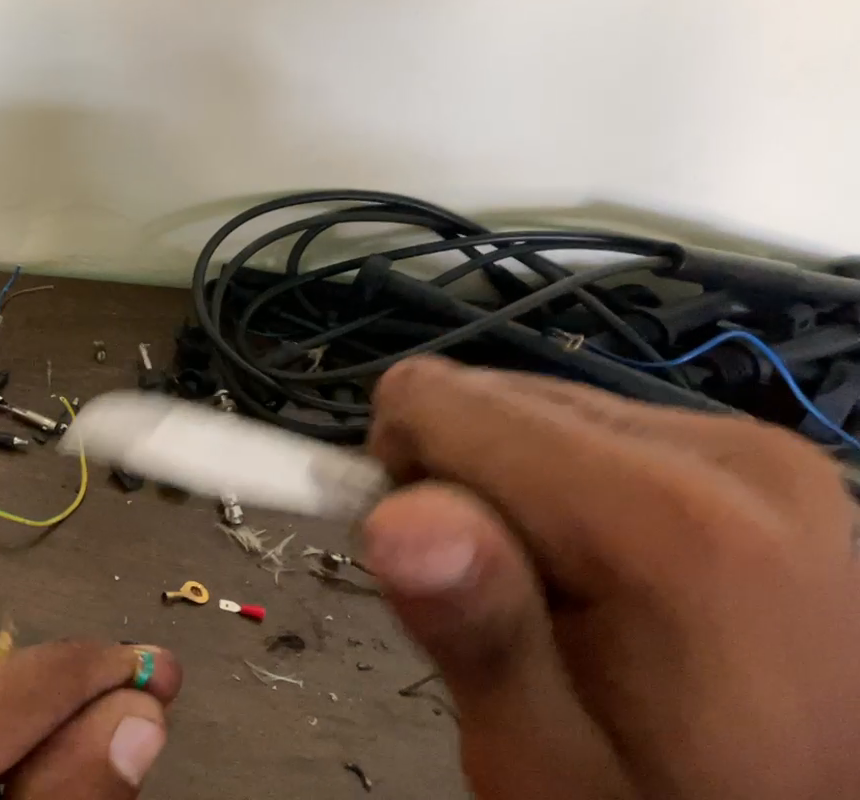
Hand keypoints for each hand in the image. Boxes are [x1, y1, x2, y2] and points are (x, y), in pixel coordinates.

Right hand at [364, 356, 859, 799]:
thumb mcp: (545, 763)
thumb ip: (481, 636)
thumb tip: (401, 519)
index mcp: (671, 521)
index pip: (432, 400)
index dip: (402, 482)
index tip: (439, 573)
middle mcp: (731, 454)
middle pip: (484, 399)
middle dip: (459, 487)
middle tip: (504, 600)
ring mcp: (758, 450)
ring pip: (529, 409)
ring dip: (508, 490)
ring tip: (563, 598)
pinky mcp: (761, 458)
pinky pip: (584, 428)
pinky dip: (562, 490)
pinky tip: (610, 580)